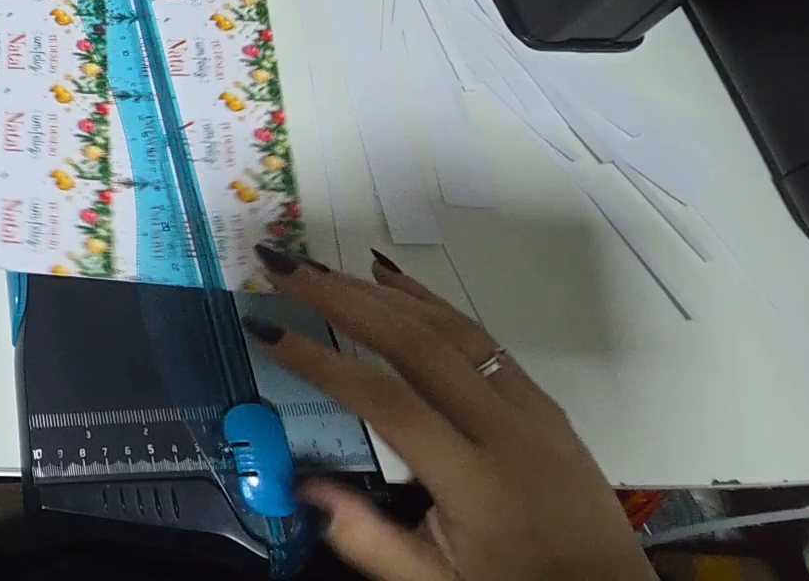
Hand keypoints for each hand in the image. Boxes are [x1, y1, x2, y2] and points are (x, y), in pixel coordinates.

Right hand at [246, 245, 653, 580]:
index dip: (322, 363)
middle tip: (283, 267)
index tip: (266, 329)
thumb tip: (305, 488)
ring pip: (448, 329)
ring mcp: (533, 411)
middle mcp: (510, 436)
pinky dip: (427, 300)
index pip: (388, 404)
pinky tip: (386, 277)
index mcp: (481, 486)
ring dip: (376, 292)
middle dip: (340, 298)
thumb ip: (371, 542)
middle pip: (416, 346)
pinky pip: (481, 337)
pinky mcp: (543, 402)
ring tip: (319, 267)